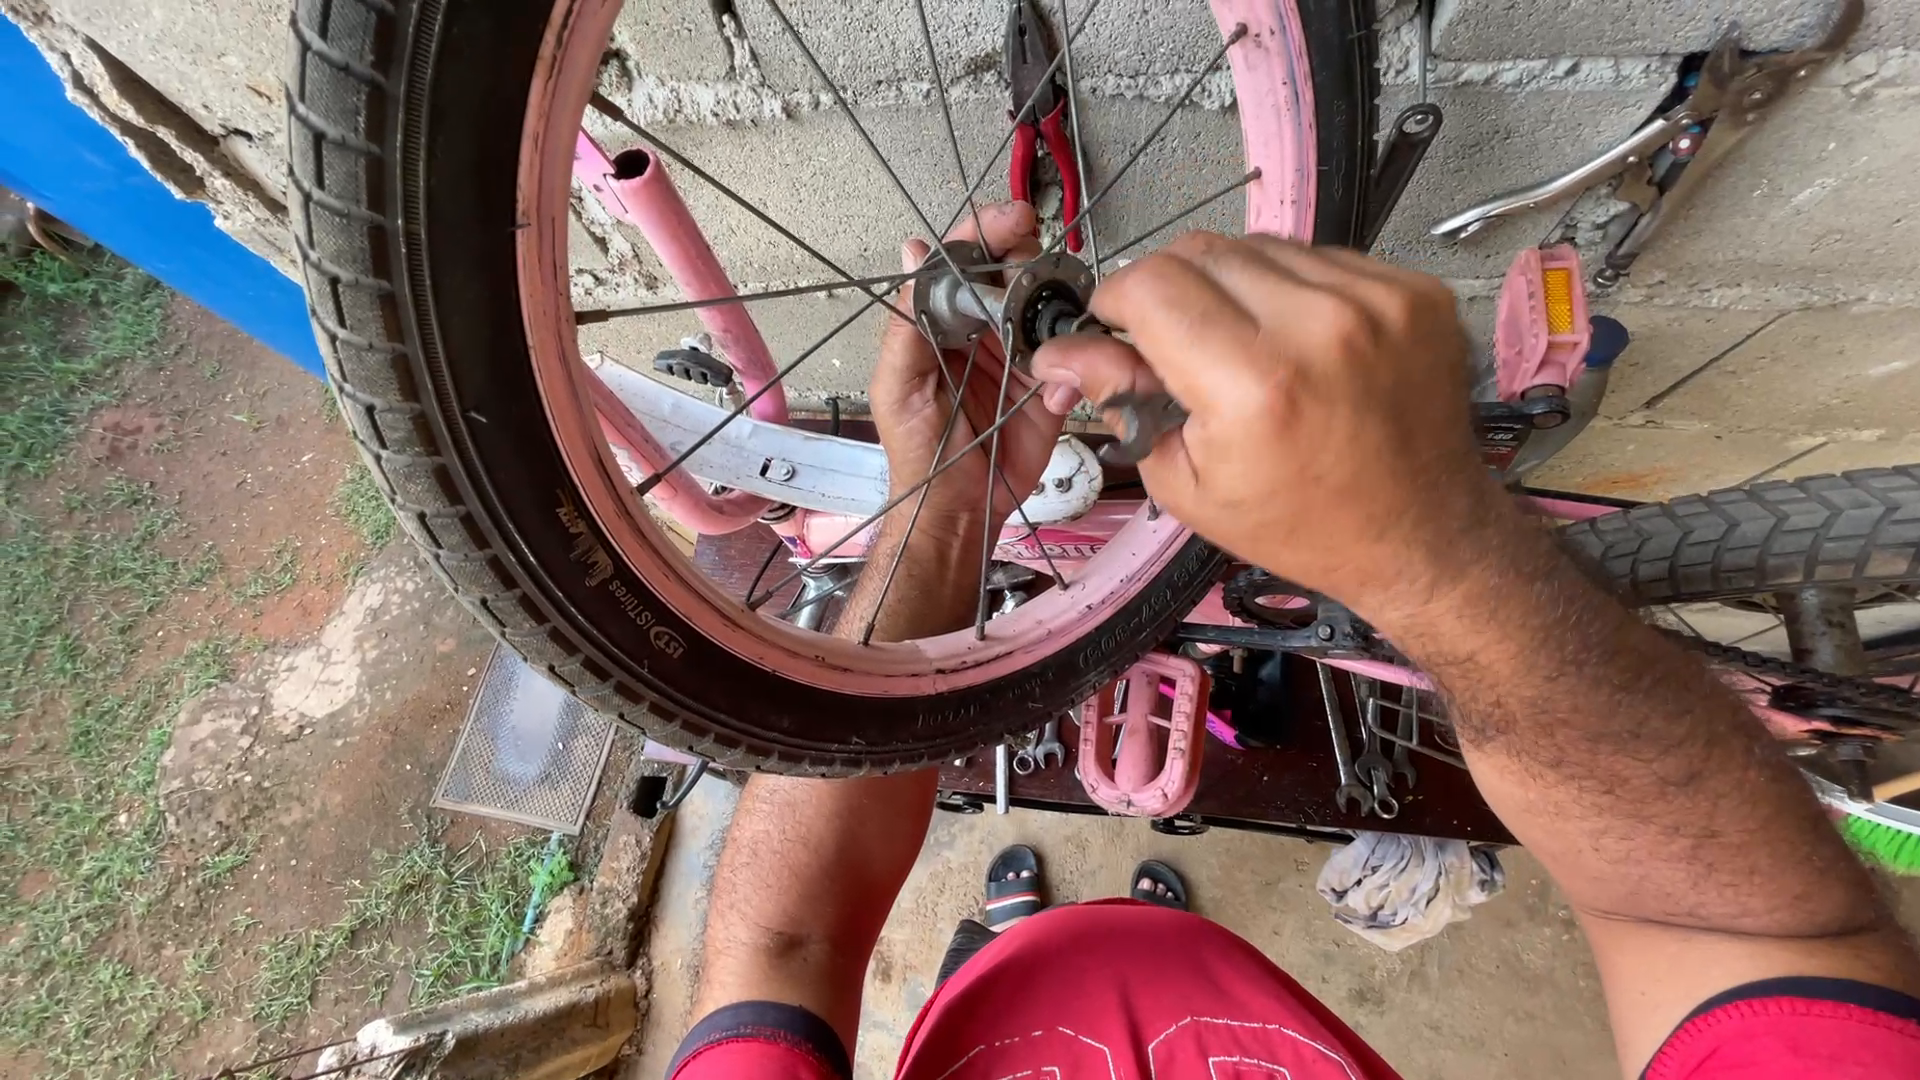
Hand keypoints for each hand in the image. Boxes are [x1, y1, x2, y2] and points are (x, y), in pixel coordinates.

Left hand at [871, 202, 1064, 540]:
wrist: (959, 507)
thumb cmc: (919, 451)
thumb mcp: (899, 385)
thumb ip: (908, 321)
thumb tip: (914, 250)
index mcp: (944, 325)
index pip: (965, 263)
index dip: (986, 233)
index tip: (1012, 219)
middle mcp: (985, 331)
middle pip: (1014, 273)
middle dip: (1029, 260)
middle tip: (1038, 267)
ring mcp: (1022, 356)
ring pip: (1048, 308)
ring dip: (1057, 303)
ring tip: (1055, 316)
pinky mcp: (1052, 387)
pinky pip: (1072, 358)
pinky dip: (1075, 355)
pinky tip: (1064, 368)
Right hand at [1030, 232, 1503, 617]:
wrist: (1417, 534)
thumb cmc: (1297, 524)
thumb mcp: (1184, 482)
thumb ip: (1120, 403)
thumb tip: (1065, 353)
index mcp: (1255, 386)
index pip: (1151, 285)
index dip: (1114, 299)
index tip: (1113, 323)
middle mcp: (1320, 325)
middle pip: (1196, 251)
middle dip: (1160, 288)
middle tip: (1165, 340)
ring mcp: (1376, 297)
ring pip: (1252, 244)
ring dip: (1220, 284)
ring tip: (1231, 344)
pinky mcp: (1409, 287)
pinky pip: (1310, 256)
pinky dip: (1278, 287)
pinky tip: (1283, 338)